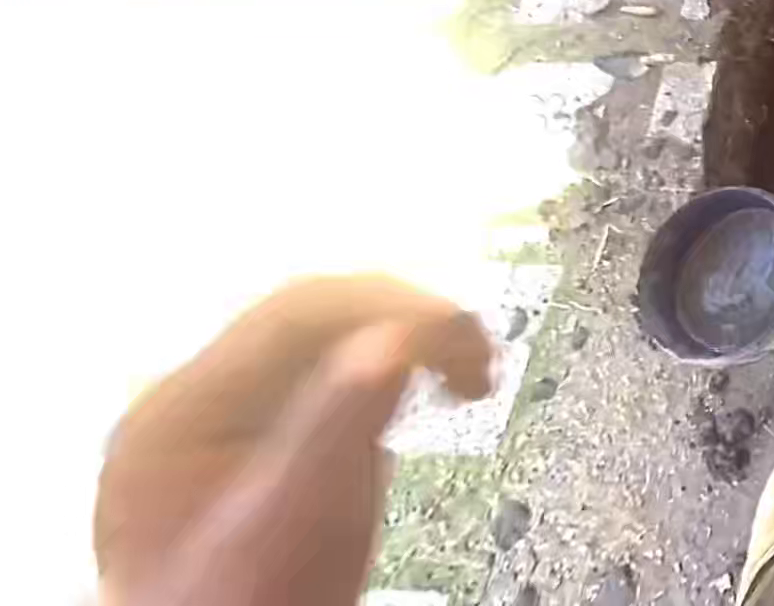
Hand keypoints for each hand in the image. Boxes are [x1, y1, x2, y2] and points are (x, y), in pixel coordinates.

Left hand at [95, 276, 494, 605]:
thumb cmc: (259, 600)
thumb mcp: (296, 516)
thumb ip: (341, 421)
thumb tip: (402, 340)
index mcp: (183, 408)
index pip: (301, 311)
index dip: (393, 307)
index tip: (462, 338)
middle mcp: (212, 392)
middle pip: (333, 308)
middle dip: (418, 320)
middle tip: (479, 355)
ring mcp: (252, 403)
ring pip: (359, 323)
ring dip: (430, 335)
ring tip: (476, 372)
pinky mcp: (302, 414)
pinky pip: (370, 355)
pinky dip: (423, 357)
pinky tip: (448, 383)